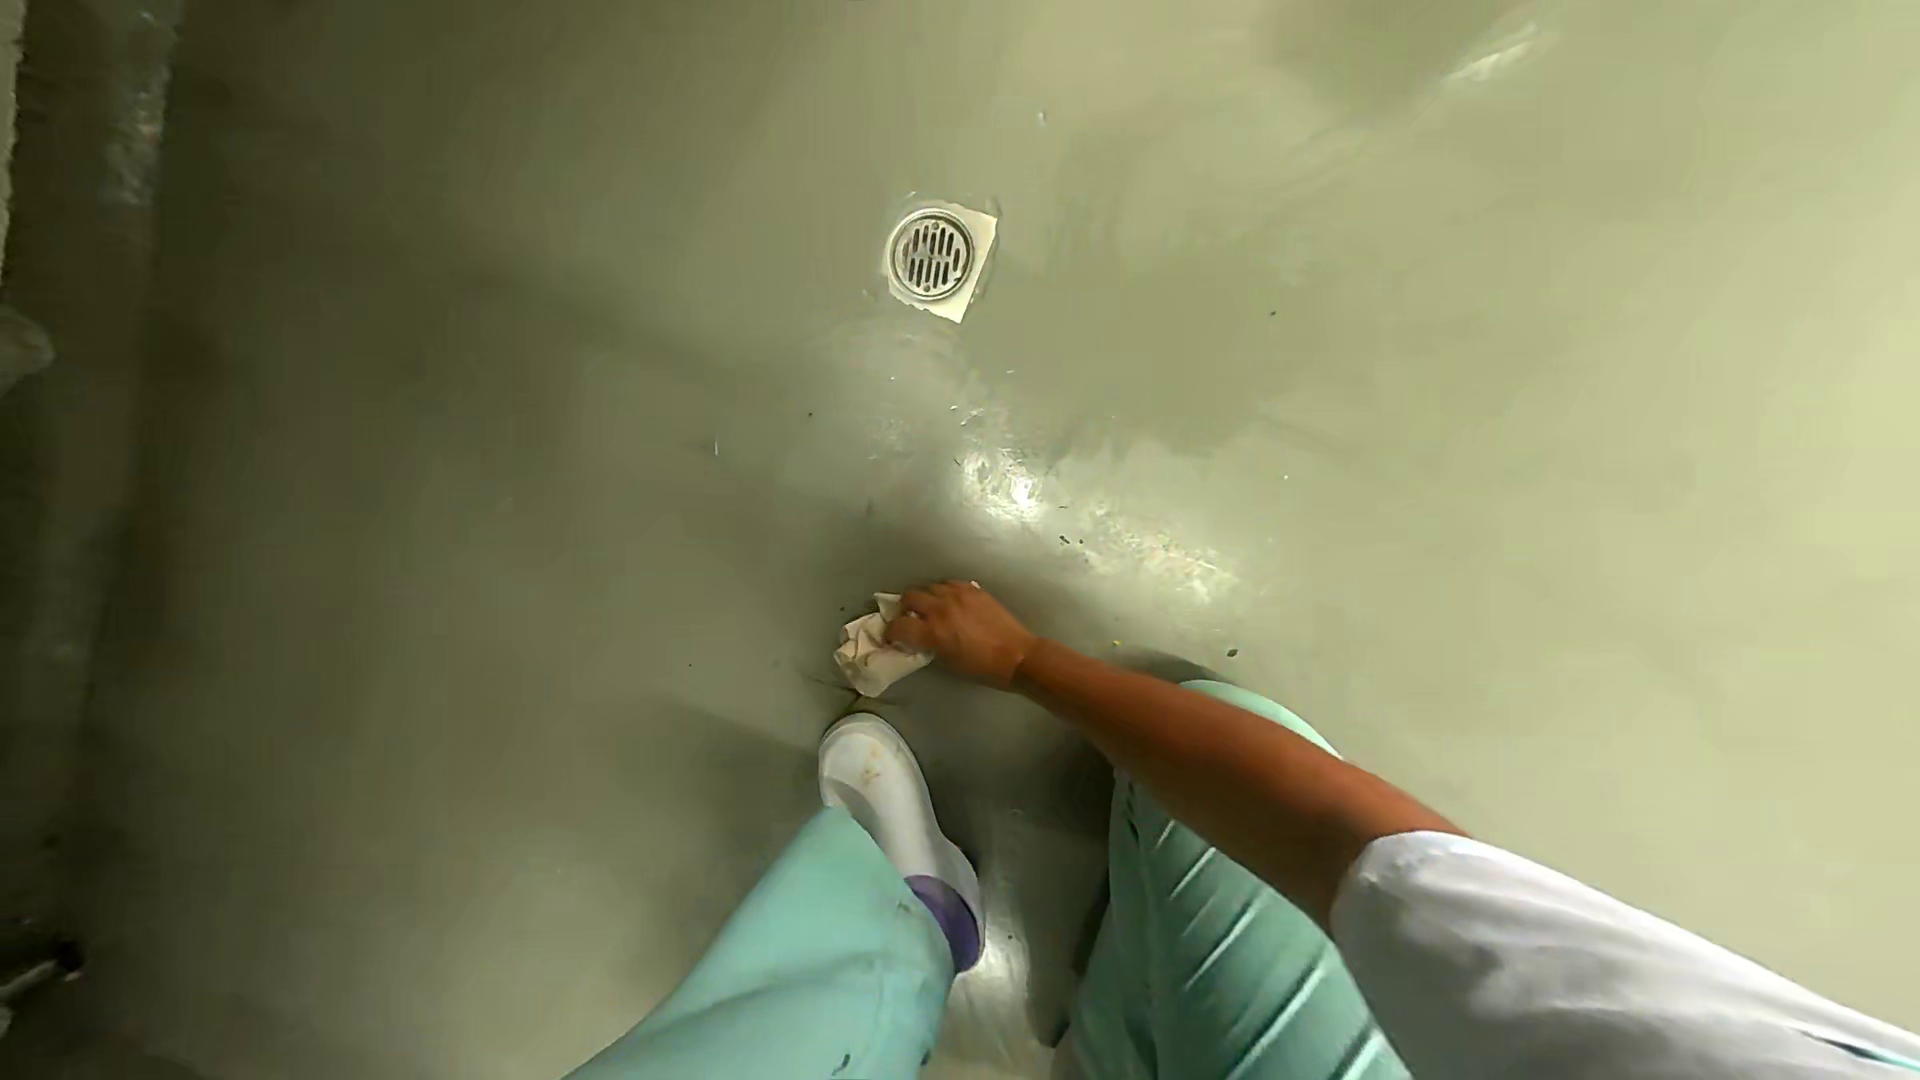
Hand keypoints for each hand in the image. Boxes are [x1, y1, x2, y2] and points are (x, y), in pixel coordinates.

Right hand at [886, 580, 1039, 687]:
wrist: (1016, 655)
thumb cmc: (982, 668)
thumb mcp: (948, 662)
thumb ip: (929, 646)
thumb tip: (919, 638)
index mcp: (933, 632)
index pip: (898, 626)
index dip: (891, 632)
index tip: (892, 635)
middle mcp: (941, 609)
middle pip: (909, 597)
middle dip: (905, 608)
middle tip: (910, 617)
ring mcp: (958, 595)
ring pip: (930, 587)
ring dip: (926, 597)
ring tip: (932, 607)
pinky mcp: (973, 589)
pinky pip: (950, 583)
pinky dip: (945, 591)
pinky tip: (951, 600)